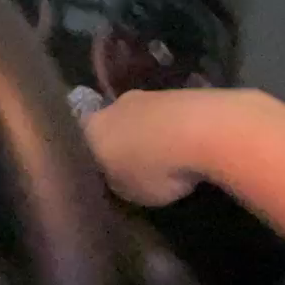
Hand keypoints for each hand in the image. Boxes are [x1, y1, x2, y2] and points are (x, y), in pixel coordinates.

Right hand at [84, 88, 254, 206]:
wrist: (201, 130)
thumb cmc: (153, 169)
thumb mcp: (127, 192)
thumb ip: (117, 182)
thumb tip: (118, 177)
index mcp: (91, 129)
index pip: (83, 144)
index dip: (95, 160)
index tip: (107, 174)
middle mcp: (114, 105)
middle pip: (114, 126)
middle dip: (125, 143)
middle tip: (139, 167)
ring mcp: (149, 95)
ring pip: (144, 118)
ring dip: (153, 135)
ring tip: (169, 159)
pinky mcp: (181, 92)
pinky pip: (171, 116)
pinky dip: (176, 129)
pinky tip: (189, 146)